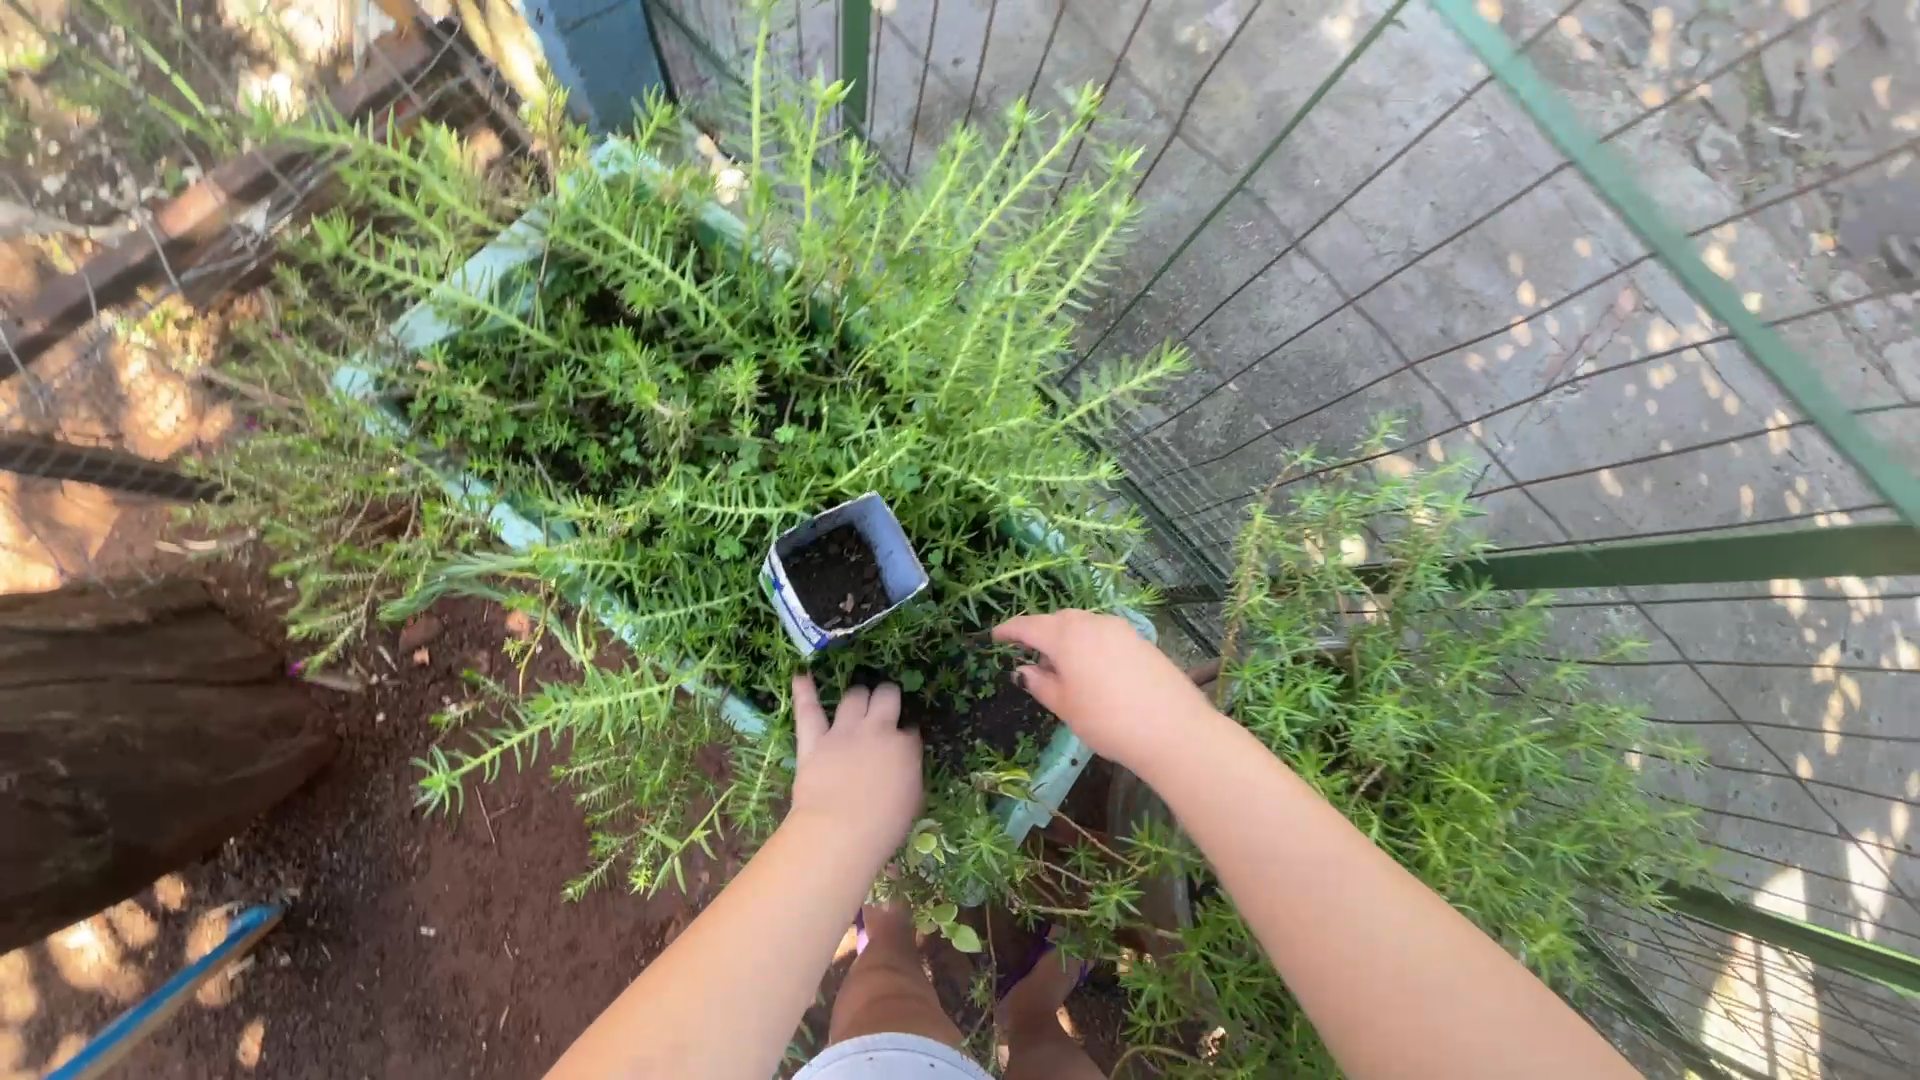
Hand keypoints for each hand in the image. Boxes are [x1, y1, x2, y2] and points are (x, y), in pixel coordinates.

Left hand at [789, 675, 922, 855]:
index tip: (903, 742)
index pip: (909, 729)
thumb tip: (904, 760)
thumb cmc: (883, 826)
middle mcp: (877, 729)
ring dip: (858, 696)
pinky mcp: (815, 740)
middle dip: (888, 697)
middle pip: (886, 696)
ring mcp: (843, 732)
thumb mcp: (912, 798)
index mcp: (904, 746)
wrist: (840, 832)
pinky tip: (801, 675)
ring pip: (854, 696)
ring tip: (859, 699)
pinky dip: (804, 692)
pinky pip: (808, 710)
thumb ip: (909, 770)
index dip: (905, 734)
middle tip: (886, 705)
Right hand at [994, 609, 1218, 769]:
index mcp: (1067, 635)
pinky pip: (1104, 636)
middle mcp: (1093, 622)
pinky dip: (1090, 646)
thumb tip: (1025, 670)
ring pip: (1083, 626)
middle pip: (1057, 621)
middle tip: (1029, 658)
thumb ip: (1041, 684)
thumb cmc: (1108, 720)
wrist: (1174, 730)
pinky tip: (1092, 672)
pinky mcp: (1141, 641)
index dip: (1009, 630)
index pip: (1029, 626)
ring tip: (1062, 669)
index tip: (994, 636)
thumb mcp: (1065, 706)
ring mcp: (1120, 629)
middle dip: (1040, 635)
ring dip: (1067, 640)